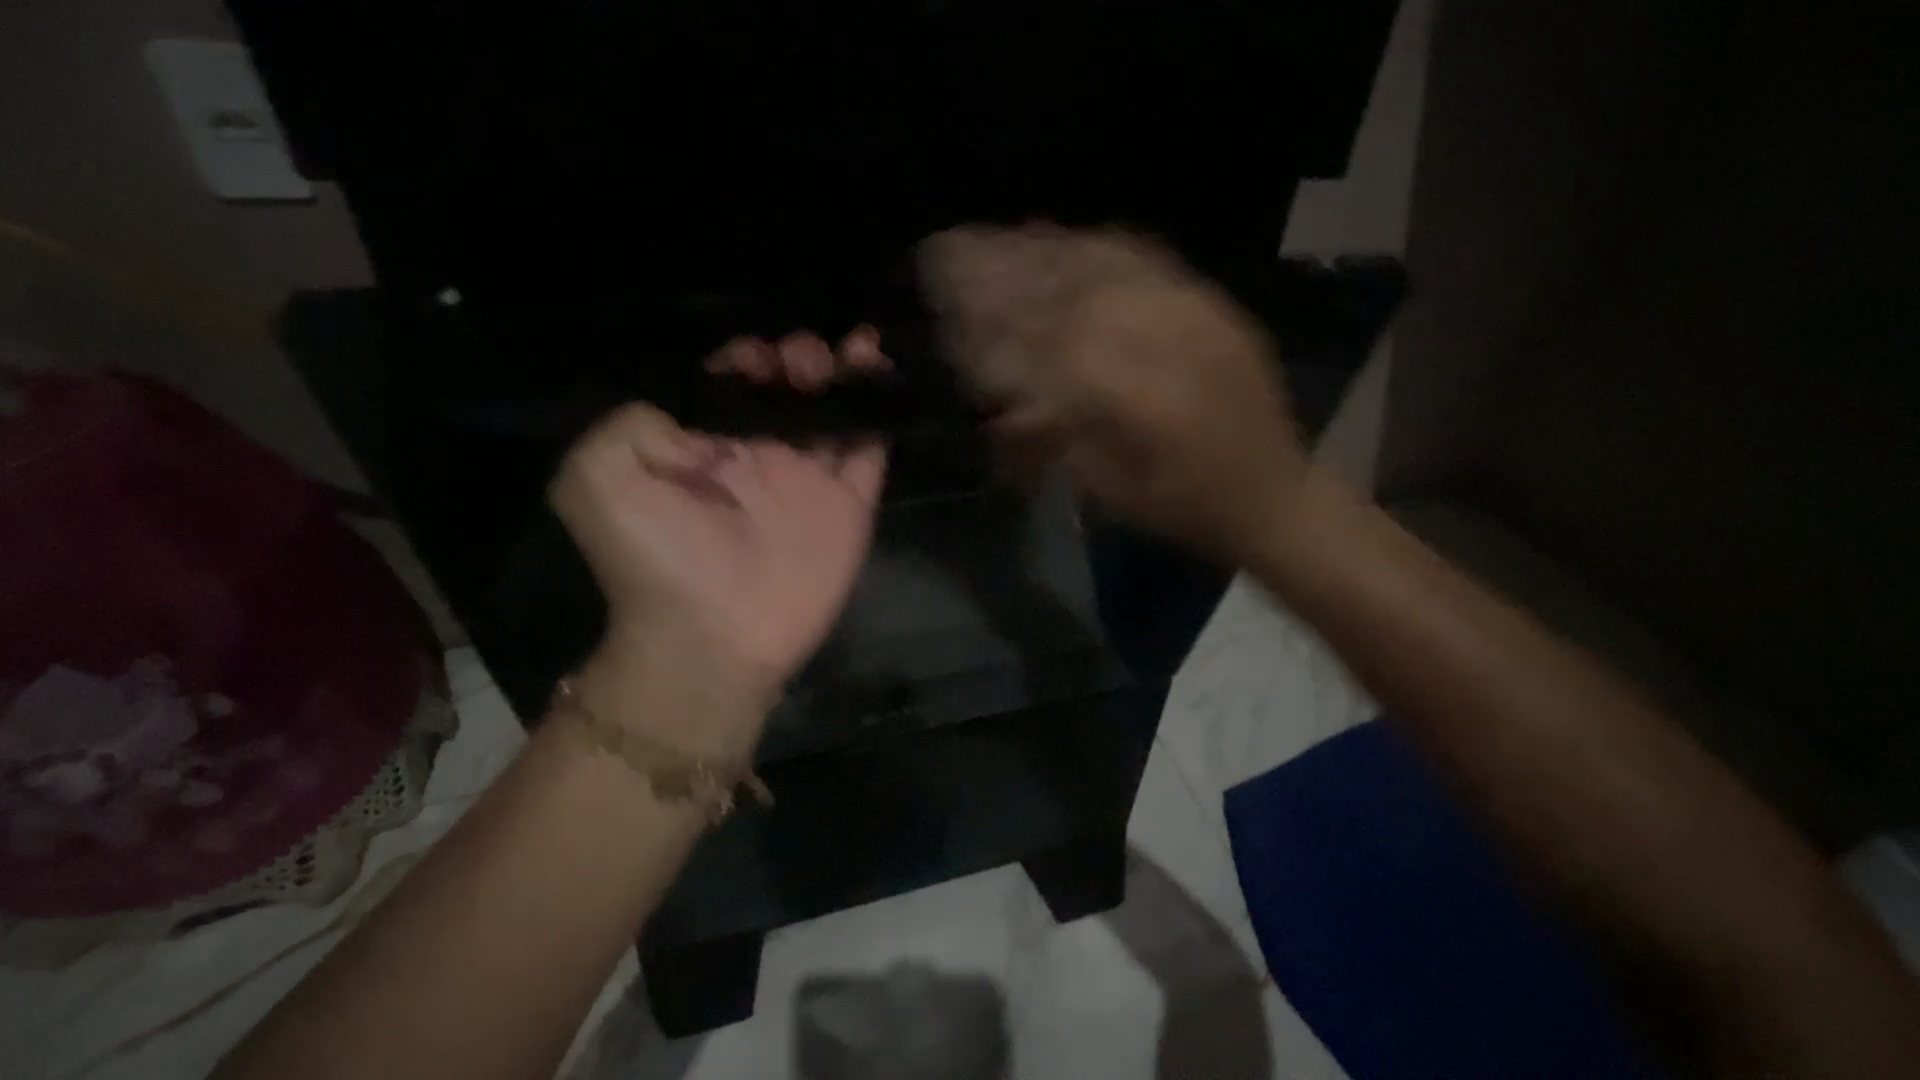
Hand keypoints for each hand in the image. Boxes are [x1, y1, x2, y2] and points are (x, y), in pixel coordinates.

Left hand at [550, 331, 888, 726]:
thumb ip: (631, 421)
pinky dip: (880, 410)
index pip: (734, 380)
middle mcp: (758, 454)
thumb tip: (698, 391)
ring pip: (834, 409)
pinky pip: (870, 449)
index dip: (748, 355)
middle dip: (800, 356)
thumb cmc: (655, 558)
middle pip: (789, 388)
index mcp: (704, 443)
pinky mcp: (847, 506)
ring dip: (844, 370)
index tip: (758, 358)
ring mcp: (807, 480)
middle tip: (802, 364)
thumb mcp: (599, 477)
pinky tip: (879, 370)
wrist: (709, 639)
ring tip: (854, 347)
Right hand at [921, 226, 1309, 562]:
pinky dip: (1090, 244)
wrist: (1278, 494)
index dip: (997, 332)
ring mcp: (1198, 311)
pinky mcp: (1210, 300)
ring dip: (1040, 251)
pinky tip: (1053, 237)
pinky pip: (1145, 256)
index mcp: (1151, 401)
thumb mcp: (1112, 492)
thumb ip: (1053, 440)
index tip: (948, 321)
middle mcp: (1175, 340)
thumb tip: (995, 406)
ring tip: (988, 241)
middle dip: (1005, 274)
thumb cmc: (1187, 510)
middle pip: (1075, 291)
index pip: (1058, 348)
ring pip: (1107, 264)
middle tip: (948, 257)